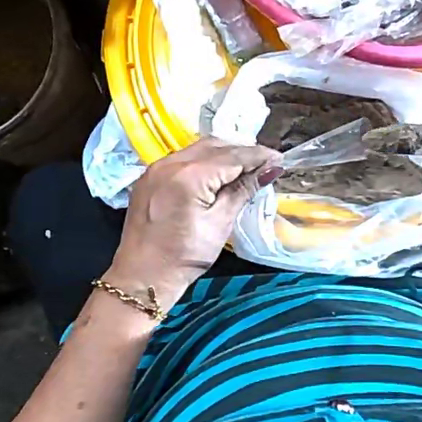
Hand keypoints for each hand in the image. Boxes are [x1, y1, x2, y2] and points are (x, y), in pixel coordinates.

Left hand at [106, 139, 279, 312]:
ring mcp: (156, 168)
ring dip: (222, 154)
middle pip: (214, 146)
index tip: (279, 159)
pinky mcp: (149, 177)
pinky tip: (215, 174)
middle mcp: (170, 163)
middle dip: (241, 151)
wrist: (142, 275)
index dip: (258, 156)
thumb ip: (242, 191)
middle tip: (264, 164)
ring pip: (197, 149)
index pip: (232, 156)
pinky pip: (181, 158)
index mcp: (188, 175)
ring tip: (244, 168)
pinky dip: (202, 160)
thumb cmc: (184, 256)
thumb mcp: (219, 224)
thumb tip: (269, 170)